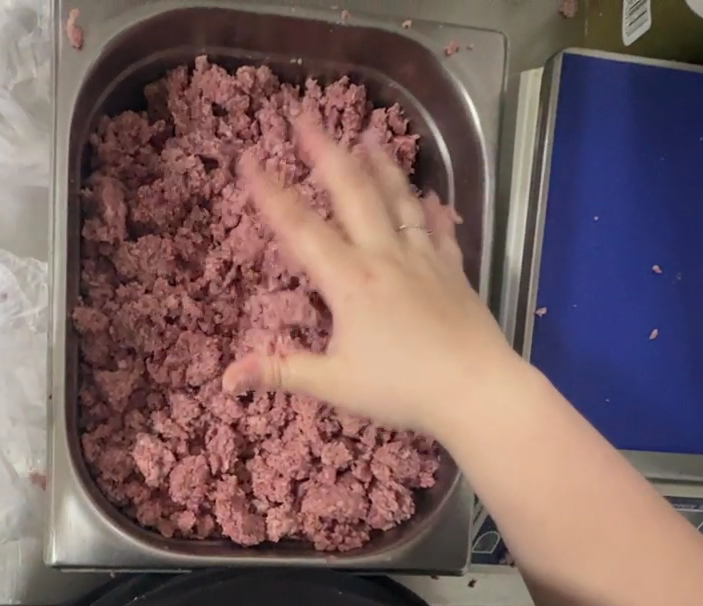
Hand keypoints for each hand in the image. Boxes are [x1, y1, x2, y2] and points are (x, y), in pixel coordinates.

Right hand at [222, 114, 519, 437]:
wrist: (475, 389)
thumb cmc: (400, 389)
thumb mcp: (334, 384)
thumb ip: (281, 373)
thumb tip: (227, 379)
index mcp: (350, 281)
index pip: (301, 229)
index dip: (272, 194)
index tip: (249, 160)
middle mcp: (385, 256)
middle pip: (353, 192)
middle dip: (326, 152)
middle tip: (306, 117)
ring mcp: (424, 259)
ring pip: (398, 199)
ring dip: (380, 165)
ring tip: (369, 135)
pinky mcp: (453, 271)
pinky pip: (440, 229)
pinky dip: (430, 208)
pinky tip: (429, 194)